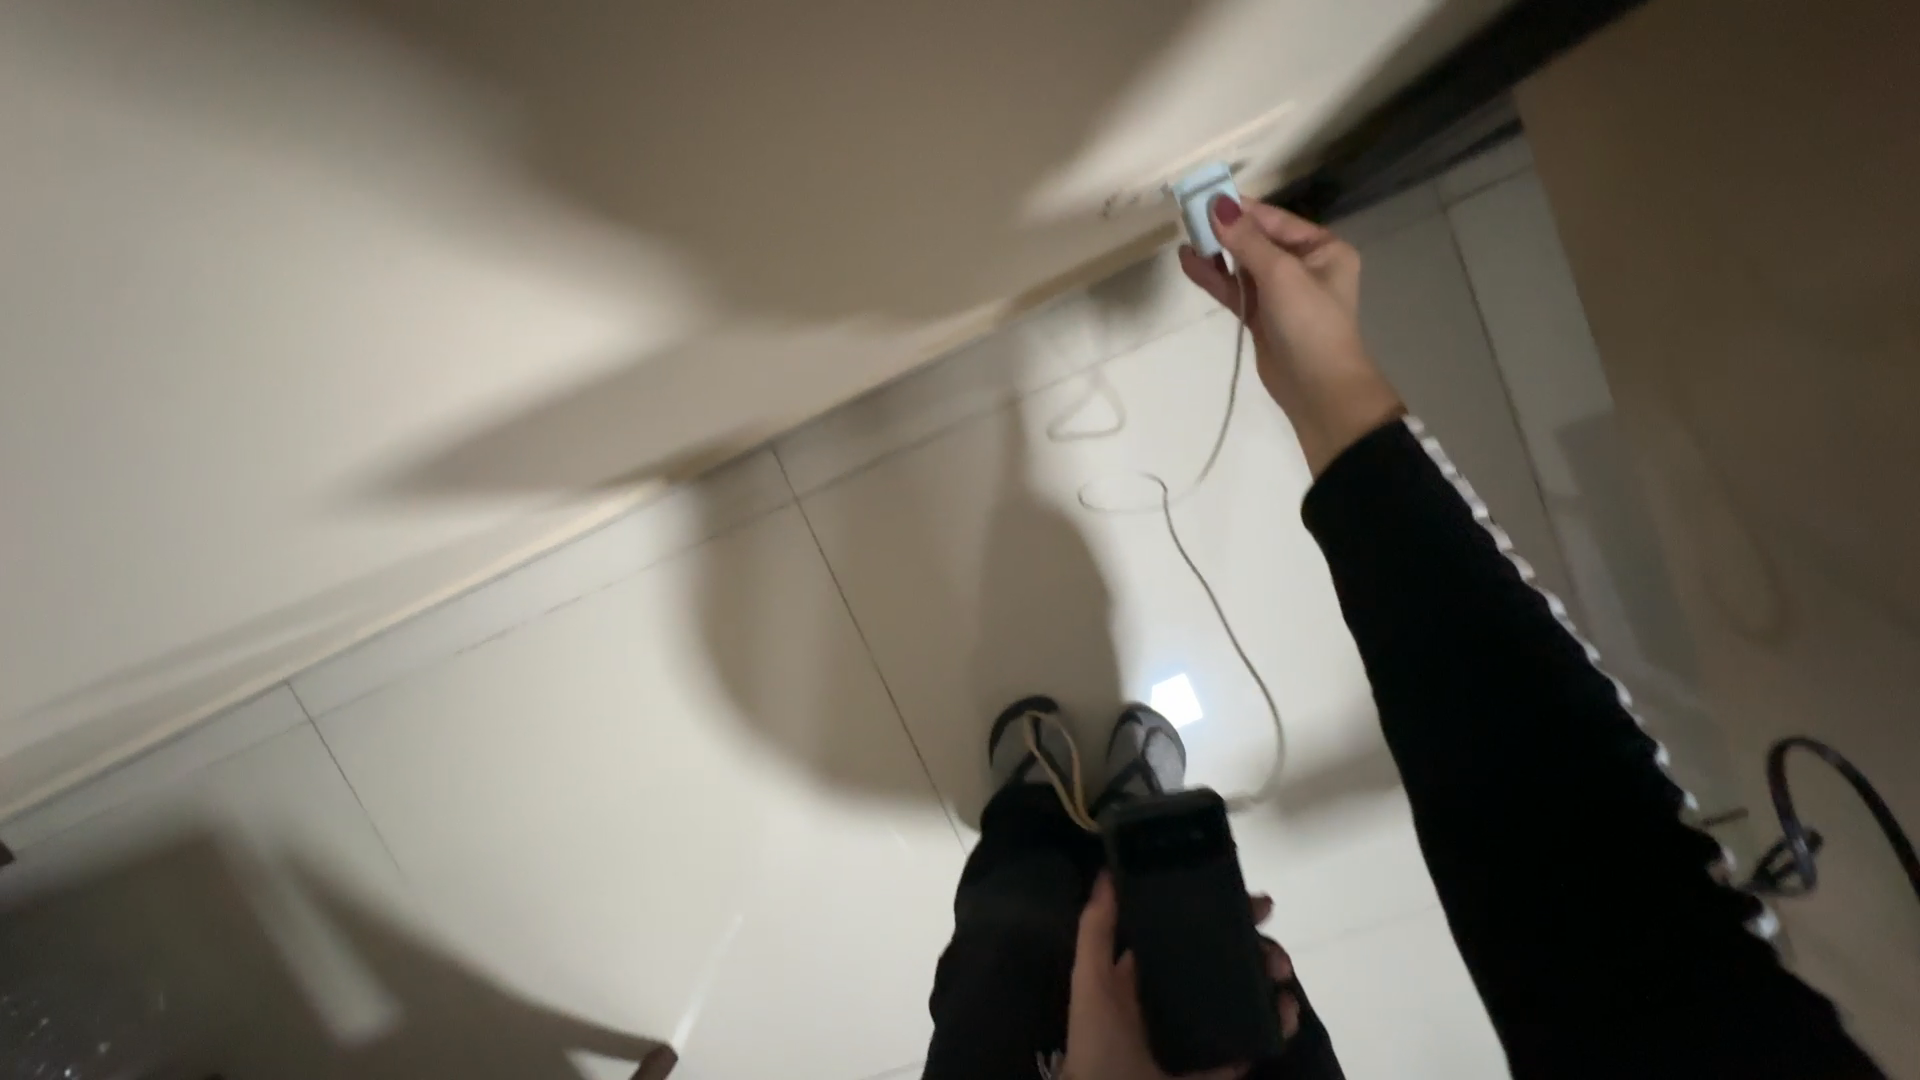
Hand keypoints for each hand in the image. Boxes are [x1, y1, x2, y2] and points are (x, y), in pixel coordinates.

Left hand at [1063, 874, 1300, 1079]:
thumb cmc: (1096, 1040)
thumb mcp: (1091, 978)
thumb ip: (1097, 928)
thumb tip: (1108, 872)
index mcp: (1146, 973)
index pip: (1185, 933)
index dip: (1214, 913)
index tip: (1244, 898)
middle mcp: (1175, 997)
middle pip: (1223, 961)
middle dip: (1252, 946)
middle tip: (1272, 942)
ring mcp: (1200, 1033)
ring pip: (1244, 997)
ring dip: (1268, 980)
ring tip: (1281, 975)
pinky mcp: (1218, 1067)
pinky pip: (1253, 1044)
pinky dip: (1275, 1026)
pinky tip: (1286, 1011)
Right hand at [1179, 196, 1403, 476]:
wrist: (1317, 388)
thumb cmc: (1309, 324)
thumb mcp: (1281, 275)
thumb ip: (1247, 241)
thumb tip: (1218, 205)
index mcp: (1323, 249)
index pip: (1276, 221)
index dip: (1242, 210)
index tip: (1207, 197)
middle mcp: (1304, 267)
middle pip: (1258, 241)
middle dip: (1226, 231)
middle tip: (1189, 216)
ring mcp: (1281, 294)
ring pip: (1243, 267)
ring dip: (1215, 255)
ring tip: (1184, 239)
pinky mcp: (1261, 317)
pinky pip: (1235, 290)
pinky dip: (1215, 278)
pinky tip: (1191, 264)